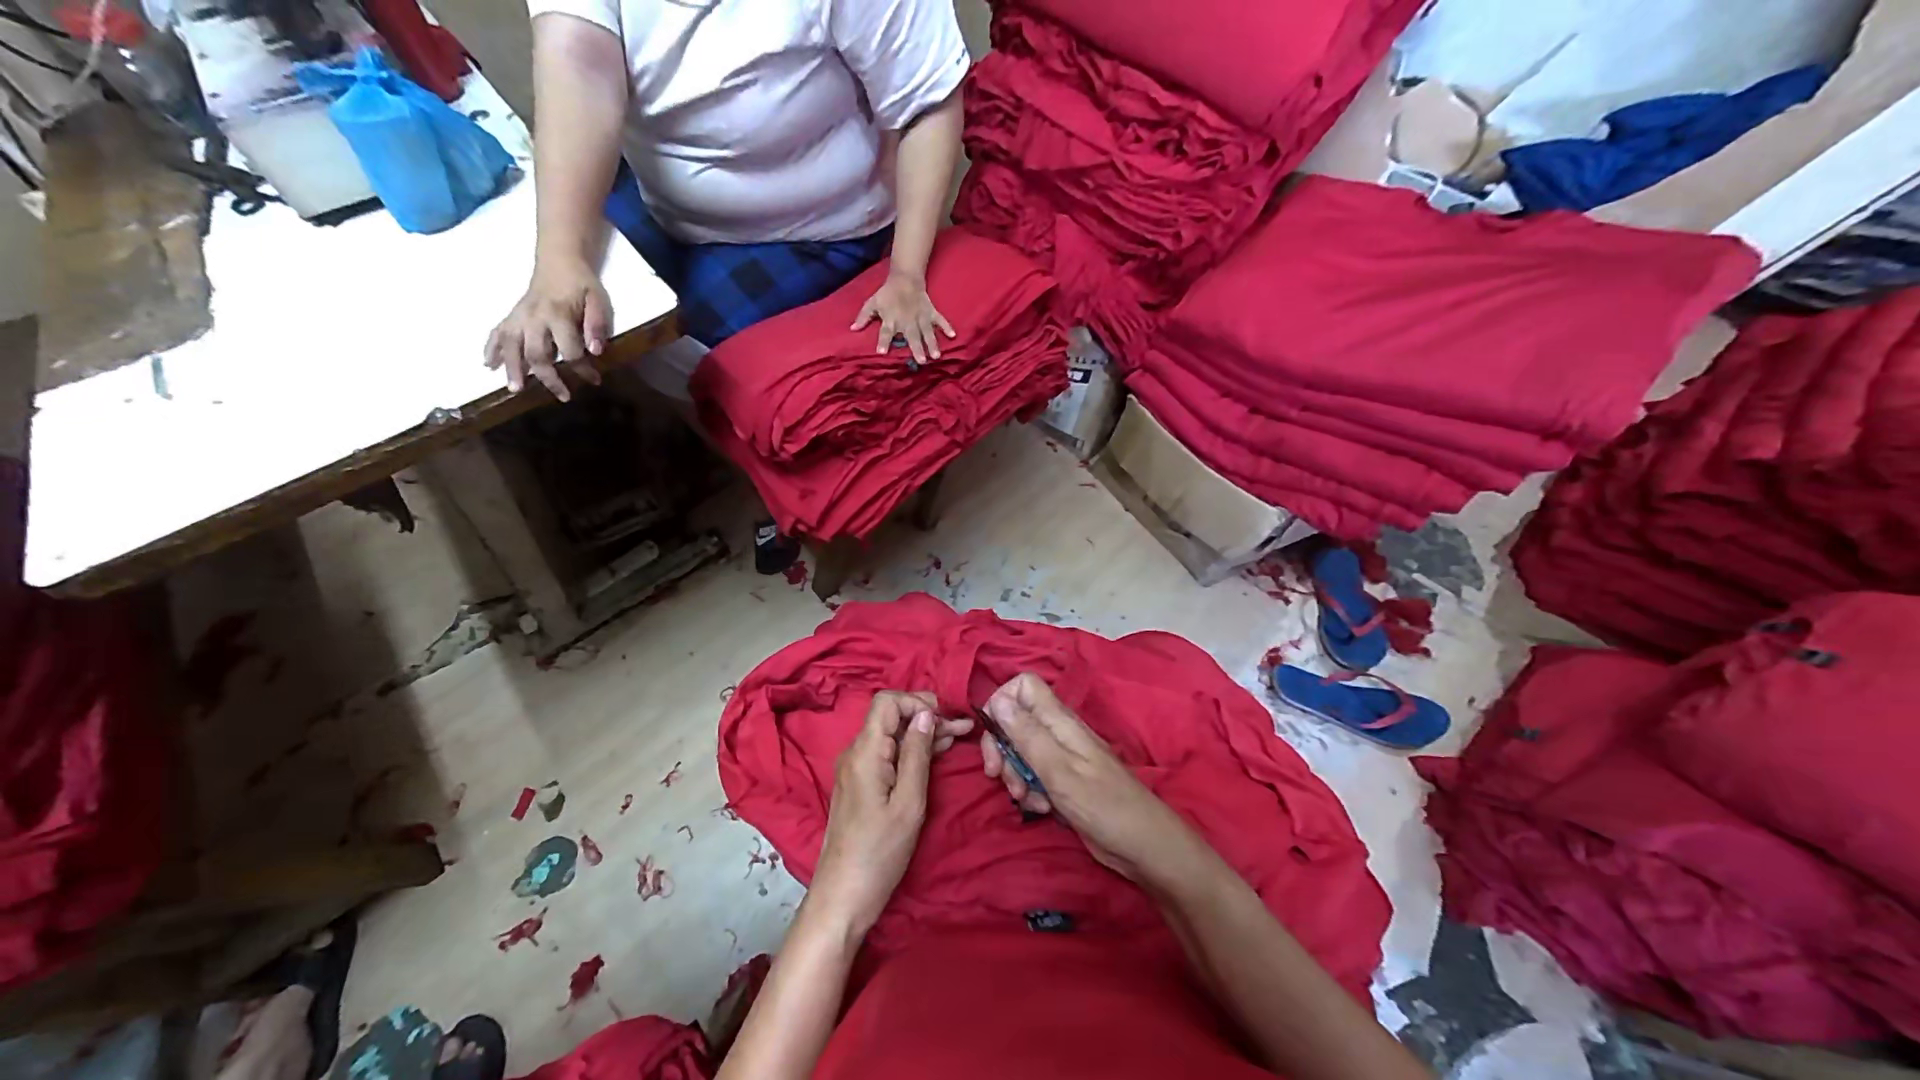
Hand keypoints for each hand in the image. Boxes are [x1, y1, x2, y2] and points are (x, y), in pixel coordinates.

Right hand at [485, 257, 609, 401]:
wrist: (559, 261)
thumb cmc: (582, 284)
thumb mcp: (598, 300)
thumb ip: (596, 324)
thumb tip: (595, 351)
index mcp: (558, 314)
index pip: (570, 350)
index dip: (583, 369)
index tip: (595, 380)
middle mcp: (534, 317)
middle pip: (536, 354)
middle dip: (549, 378)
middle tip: (563, 396)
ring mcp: (519, 316)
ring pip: (511, 346)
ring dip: (512, 368)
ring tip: (515, 389)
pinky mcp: (511, 315)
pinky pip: (497, 332)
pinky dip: (491, 348)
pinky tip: (488, 364)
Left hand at [807, 691, 973, 935]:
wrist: (844, 895)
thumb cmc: (880, 852)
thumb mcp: (909, 802)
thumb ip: (916, 754)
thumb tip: (925, 714)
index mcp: (865, 752)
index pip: (887, 701)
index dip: (917, 701)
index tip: (946, 719)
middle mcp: (855, 752)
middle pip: (890, 716)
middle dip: (925, 716)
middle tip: (962, 729)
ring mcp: (855, 768)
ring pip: (890, 734)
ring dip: (921, 733)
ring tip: (958, 737)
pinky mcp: (860, 784)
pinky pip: (886, 753)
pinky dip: (910, 750)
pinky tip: (935, 754)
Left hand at [850, 270, 955, 366]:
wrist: (904, 278)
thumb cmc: (887, 294)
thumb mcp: (872, 303)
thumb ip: (863, 316)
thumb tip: (852, 328)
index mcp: (891, 319)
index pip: (886, 332)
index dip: (883, 341)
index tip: (881, 352)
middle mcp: (907, 320)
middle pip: (912, 336)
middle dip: (916, 348)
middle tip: (920, 361)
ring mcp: (921, 317)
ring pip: (927, 332)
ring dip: (932, 343)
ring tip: (936, 356)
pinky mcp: (931, 312)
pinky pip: (940, 320)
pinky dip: (946, 327)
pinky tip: (953, 335)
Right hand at [983, 673, 1203, 884]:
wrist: (1143, 846)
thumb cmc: (1103, 805)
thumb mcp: (1057, 769)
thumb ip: (1027, 734)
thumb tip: (997, 699)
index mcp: (1059, 720)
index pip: (1023, 687)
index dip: (1002, 702)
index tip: (994, 734)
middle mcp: (1059, 732)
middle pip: (1015, 721)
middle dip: (1001, 748)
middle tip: (997, 774)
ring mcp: (1062, 757)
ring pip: (1022, 751)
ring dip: (1015, 775)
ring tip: (1027, 799)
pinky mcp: (1064, 781)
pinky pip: (1035, 776)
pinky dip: (1030, 791)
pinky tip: (1040, 808)